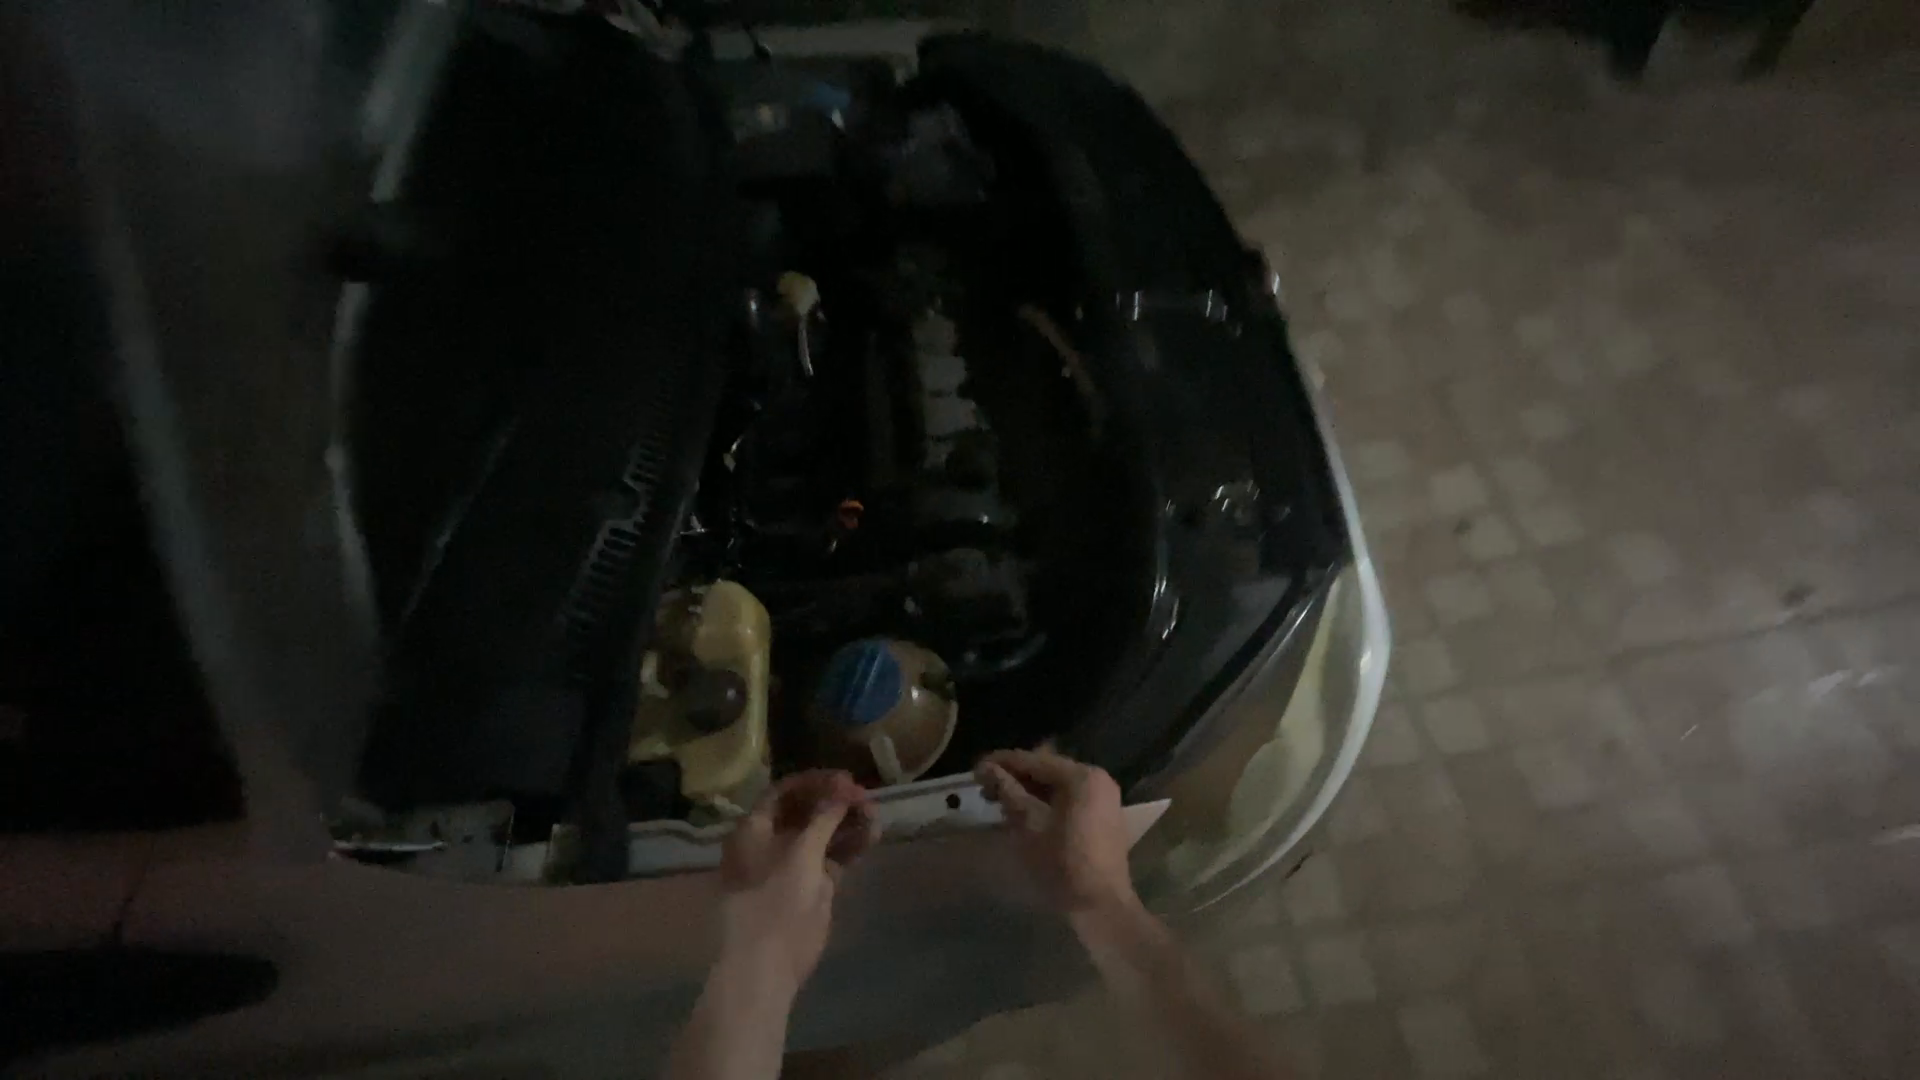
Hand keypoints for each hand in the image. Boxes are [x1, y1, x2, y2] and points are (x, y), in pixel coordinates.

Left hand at [717, 770, 876, 994]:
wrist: (766, 966)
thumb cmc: (776, 902)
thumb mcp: (802, 853)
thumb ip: (824, 818)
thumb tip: (841, 790)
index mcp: (754, 829)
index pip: (784, 792)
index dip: (815, 782)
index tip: (846, 779)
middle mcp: (770, 842)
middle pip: (806, 810)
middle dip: (836, 802)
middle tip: (866, 798)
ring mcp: (791, 864)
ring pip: (822, 833)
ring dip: (848, 822)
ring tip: (875, 815)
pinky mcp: (810, 885)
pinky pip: (831, 856)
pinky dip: (850, 845)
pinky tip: (872, 835)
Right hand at [975, 749, 1139, 919]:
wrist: (1101, 906)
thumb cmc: (1062, 863)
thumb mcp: (1029, 825)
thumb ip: (1008, 791)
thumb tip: (985, 768)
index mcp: (1081, 776)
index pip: (1035, 761)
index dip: (1003, 762)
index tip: (976, 767)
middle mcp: (1097, 778)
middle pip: (1048, 769)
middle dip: (1016, 776)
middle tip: (985, 786)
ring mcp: (1104, 797)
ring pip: (1058, 784)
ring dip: (1030, 789)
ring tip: (1000, 799)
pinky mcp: (1104, 815)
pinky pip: (1070, 798)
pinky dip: (1047, 800)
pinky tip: (1025, 810)